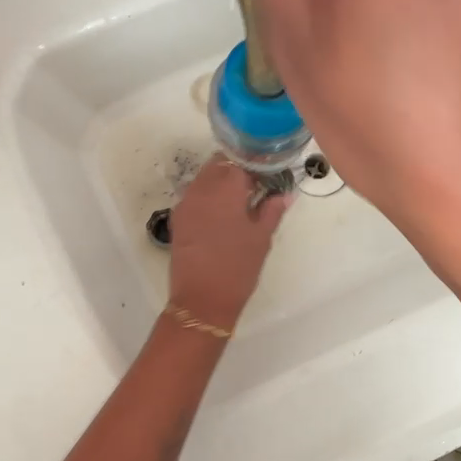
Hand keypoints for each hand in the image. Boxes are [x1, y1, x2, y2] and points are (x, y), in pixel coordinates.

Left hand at [168, 157, 291, 329]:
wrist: (202, 299)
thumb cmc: (238, 267)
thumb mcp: (262, 239)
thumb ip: (272, 211)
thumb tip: (284, 195)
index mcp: (226, 188)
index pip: (241, 161)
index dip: (255, 168)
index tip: (267, 180)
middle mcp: (201, 188)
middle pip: (218, 165)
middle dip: (235, 171)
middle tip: (253, 190)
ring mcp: (185, 203)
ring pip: (203, 179)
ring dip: (220, 184)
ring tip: (238, 205)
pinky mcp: (177, 219)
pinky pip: (194, 197)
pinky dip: (207, 198)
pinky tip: (221, 218)